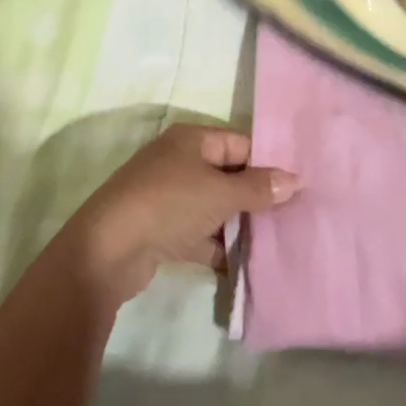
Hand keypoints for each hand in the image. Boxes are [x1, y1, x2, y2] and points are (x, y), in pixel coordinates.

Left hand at [63, 124, 299, 304]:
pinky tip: (245, 265)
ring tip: (276, 242)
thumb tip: (295, 180)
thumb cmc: (169, 204)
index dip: (268, 164)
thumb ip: (259, 188)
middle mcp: (178, 162)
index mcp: (191, 140)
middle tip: (292, 217)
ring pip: (214, 207)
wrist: (108, 249)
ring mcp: (168, 197)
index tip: (297, 187)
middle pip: (228, 176)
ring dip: (239, 224)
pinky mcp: (161, 230)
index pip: (240, 144)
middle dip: (256, 197)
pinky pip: (199, 234)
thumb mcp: (221, 193)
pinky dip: (219, 246)